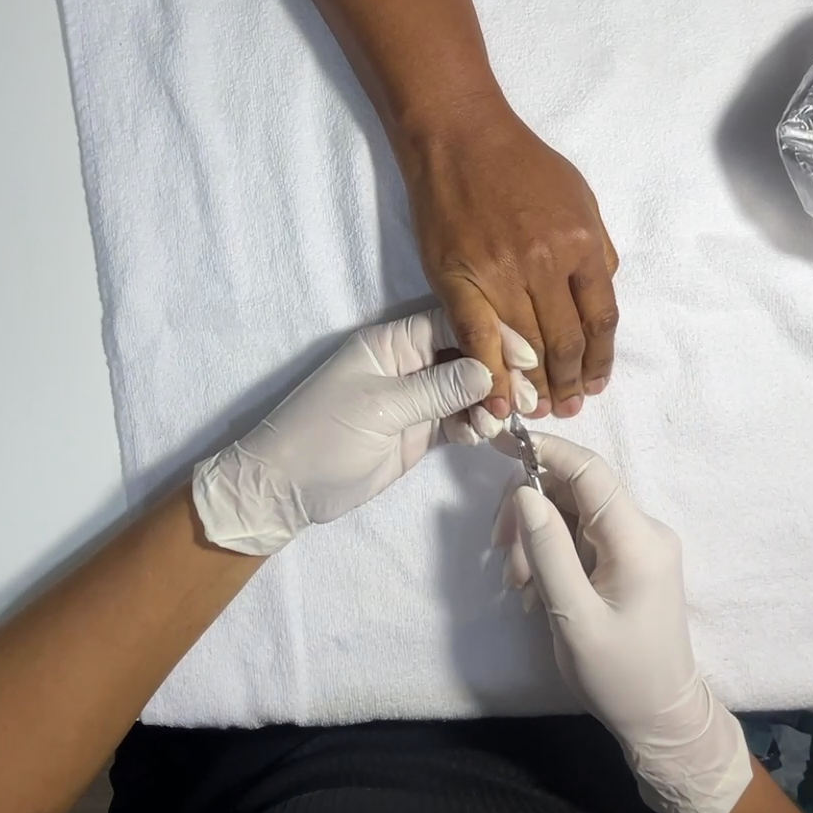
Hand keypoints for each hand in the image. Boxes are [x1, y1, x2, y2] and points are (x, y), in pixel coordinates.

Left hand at [192, 309, 507, 555]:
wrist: (288, 489)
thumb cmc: (323, 436)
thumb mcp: (380, 407)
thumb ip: (436, 389)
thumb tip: (488, 372)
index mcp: (389, 342)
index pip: (450, 322)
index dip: (489, 335)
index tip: (525, 358)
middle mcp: (406, 362)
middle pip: (465, 354)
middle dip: (498, 373)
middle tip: (524, 399)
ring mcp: (414, 397)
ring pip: (467, 387)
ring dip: (490, 402)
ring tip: (497, 422)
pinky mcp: (419, 429)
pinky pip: (458, 417)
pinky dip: (474, 424)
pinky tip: (480, 435)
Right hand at [397, 108, 618, 421]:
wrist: (460, 138)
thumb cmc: (521, 164)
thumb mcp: (579, 196)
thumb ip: (596, 248)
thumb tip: (599, 295)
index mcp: (581, 244)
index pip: (601, 318)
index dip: (601, 359)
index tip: (596, 383)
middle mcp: (546, 266)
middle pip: (567, 341)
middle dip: (571, 381)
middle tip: (569, 406)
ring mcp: (501, 276)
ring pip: (527, 347)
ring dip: (537, 386)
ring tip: (540, 409)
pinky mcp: (459, 281)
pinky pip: (480, 340)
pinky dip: (490, 378)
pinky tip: (499, 405)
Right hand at [499, 433, 751, 812]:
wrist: (661, 720)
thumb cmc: (619, 675)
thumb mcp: (575, 618)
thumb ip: (548, 551)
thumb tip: (523, 491)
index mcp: (637, 540)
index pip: (589, 471)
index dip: (545, 449)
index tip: (499, 441)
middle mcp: (642, 529)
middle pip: (571, 488)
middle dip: (528, 512)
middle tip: (503, 556)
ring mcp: (634, 541)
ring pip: (567, 509)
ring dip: (533, 536)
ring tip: (518, 582)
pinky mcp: (624, 555)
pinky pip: (576, 531)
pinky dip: (547, 549)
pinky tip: (533, 585)